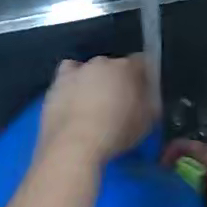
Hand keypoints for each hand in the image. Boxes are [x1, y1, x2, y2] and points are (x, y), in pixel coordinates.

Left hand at [38, 55, 157, 163]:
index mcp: (127, 68)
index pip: (141, 62)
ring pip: (89, 69)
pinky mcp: (56, 83)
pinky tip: (72, 98)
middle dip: (117, 80)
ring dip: (93, 80)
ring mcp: (76, 71)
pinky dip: (71, 84)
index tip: (143, 90)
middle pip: (114, 66)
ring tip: (92, 102)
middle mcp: (101, 63)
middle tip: (117, 101)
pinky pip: (67, 77)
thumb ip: (150, 103)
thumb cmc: (116, 133)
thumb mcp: (146, 122)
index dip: (143, 76)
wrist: (74, 144)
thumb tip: (149, 96)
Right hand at [162, 140, 206, 206]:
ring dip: (180, 184)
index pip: (191, 146)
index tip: (158, 169)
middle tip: (160, 184)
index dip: (172, 152)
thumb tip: (183, 149)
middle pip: (191, 162)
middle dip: (173, 168)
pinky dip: (188, 199)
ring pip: (193, 179)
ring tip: (166, 196)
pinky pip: (198, 196)